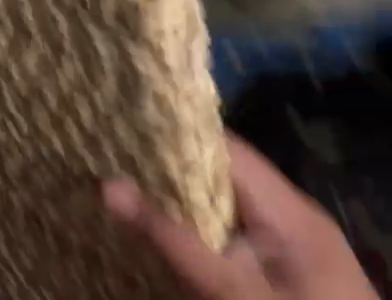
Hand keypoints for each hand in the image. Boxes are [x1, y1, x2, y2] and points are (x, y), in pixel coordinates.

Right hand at [104, 138, 375, 299]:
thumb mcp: (231, 291)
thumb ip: (172, 240)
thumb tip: (106, 186)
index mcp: (291, 210)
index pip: (224, 146)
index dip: (171, 129)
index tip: (117, 117)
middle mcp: (294, 212)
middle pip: (220, 167)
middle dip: (164, 157)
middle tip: (106, 146)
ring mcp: (292, 235)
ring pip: (223, 191)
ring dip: (176, 184)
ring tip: (119, 172)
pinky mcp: (284, 255)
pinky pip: (230, 215)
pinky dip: (193, 208)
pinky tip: (160, 213)